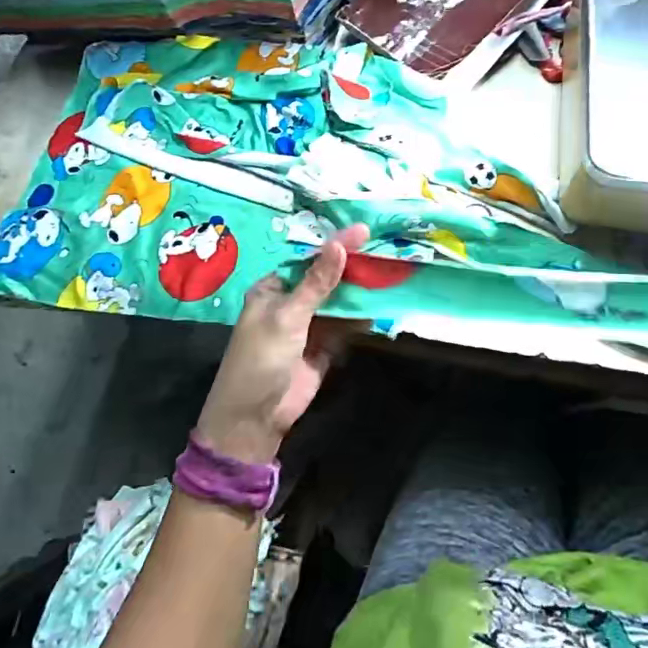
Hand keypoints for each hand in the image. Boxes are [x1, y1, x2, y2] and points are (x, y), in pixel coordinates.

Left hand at [194, 224, 369, 462]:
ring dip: (360, 291)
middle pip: (326, 279)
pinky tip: (381, 305)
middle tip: (385, 249)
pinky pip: (345, 327)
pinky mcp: (323, 347)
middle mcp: (291, 303)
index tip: (363, 230)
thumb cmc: (261, 358)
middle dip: (352, 267)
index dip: (335, 245)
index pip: (307, 259)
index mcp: (273, 289)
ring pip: (338, 302)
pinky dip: (361, 318)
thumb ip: (316, 282)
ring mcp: (308, 326)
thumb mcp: (287, 315)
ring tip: (390, 272)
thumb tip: (339, 245)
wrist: (256, 416)